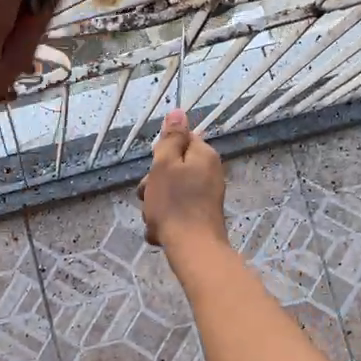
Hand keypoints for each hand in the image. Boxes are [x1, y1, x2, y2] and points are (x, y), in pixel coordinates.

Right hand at [138, 110, 226, 248]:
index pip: (180, 140)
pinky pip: (176, 211)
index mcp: (204, 156)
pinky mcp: (201, 216)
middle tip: (150, 195)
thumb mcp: (165, 164)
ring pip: (171, 192)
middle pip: (173, 168)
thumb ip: (171, 138)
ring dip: (156, 204)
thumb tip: (178, 111)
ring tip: (155, 217)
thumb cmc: (175, 203)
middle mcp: (209, 173)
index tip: (155, 169)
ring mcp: (206, 197)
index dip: (161, 154)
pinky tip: (161, 230)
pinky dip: (166, 219)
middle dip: (155, 183)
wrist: (192, 249)